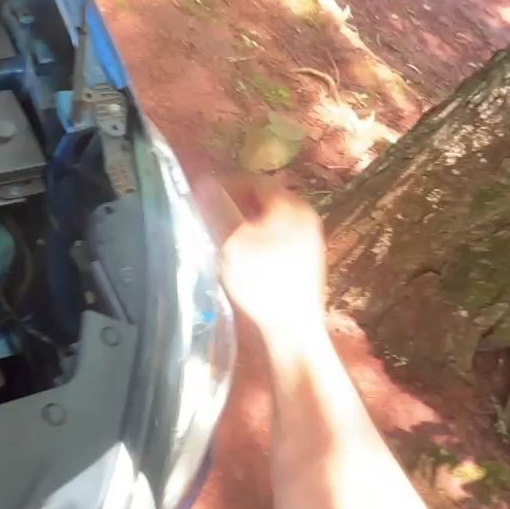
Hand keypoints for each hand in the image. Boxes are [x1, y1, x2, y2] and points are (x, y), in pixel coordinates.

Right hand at [212, 174, 326, 339]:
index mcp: (290, 206)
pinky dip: (255, 236)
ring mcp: (308, 238)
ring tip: (219, 234)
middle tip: (208, 214)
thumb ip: (216, 208)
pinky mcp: (304, 258)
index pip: (253, 180)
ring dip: (242, 220)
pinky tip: (239, 253)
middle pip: (262, 198)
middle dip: (233, 202)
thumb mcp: (230, 241)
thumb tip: (202, 182)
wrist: (290, 328)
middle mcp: (304, 216)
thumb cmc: (259, 281)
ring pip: (268, 217)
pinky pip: (275, 234)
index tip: (201, 195)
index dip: (225, 183)